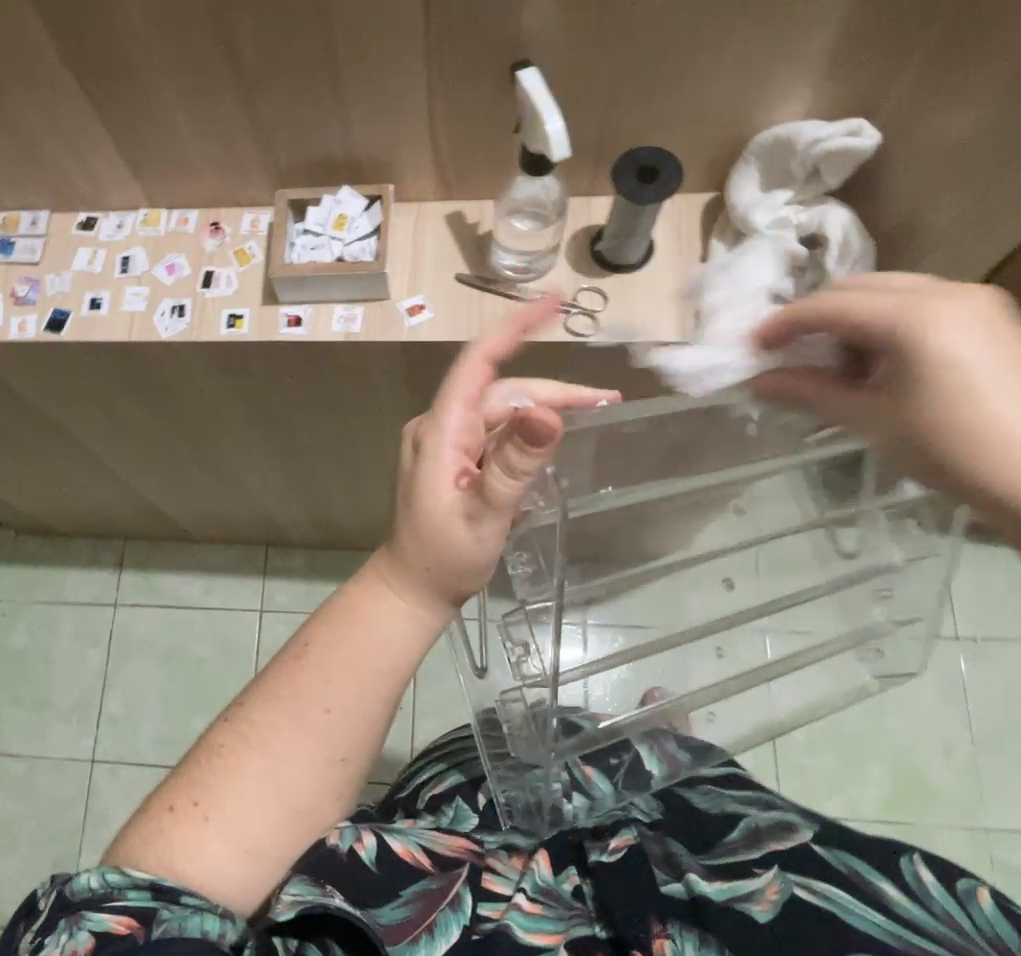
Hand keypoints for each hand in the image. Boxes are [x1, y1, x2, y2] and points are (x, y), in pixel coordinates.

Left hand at [373, 296, 620, 619]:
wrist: (412, 589)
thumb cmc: (444, 558)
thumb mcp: (486, 515)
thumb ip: (516, 465)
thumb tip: (550, 413)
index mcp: (440, 431)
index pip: (478, 365)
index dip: (514, 330)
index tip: (553, 302)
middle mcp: (439, 427)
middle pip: (502, 393)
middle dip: (553, 394)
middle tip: (608, 403)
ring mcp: (444, 443)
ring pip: (502, 415)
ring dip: (543, 416)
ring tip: (594, 416)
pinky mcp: (453, 460)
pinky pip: (495, 436)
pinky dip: (526, 438)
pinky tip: (553, 449)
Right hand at [748, 273, 1020, 526]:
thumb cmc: (954, 448)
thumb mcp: (870, 420)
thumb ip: (810, 393)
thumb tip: (758, 383)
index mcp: (913, 314)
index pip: (828, 305)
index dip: (781, 325)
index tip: (750, 351)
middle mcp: (946, 291)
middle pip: (859, 289)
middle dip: (816, 318)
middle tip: (787, 359)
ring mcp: (976, 302)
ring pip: (892, 294)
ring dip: (852, 322)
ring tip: (835, 370)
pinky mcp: (994, 320)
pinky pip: (923, 307)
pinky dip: (887, 327)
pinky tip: (880, 369)